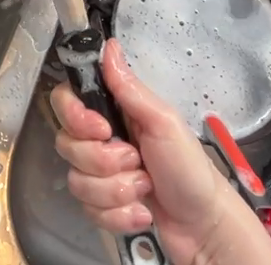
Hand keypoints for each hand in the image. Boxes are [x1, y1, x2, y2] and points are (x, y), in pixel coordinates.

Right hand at [51, 41, 270, 264]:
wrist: (205, 225)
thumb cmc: (189, 166)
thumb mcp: (164, 122)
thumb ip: (130, 88)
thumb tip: (110, 45)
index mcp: (111, 111)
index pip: (65, 101)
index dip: (74, 117)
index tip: (102, 129)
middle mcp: (99, 139)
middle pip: (66, 144)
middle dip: (104, 162)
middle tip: (137, 162)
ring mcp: (98, 174)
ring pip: (77, 181)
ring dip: (117, 191)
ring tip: (146, 189)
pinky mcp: (103, 206)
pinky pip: (89, 211)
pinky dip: (119, 216)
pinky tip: (142, 212)